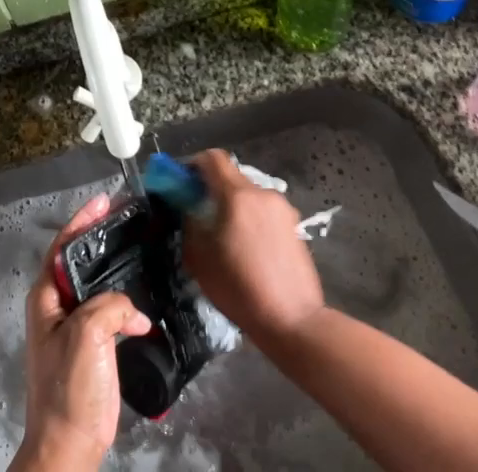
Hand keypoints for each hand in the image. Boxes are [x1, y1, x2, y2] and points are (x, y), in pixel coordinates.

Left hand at [14, 195, 151, 471]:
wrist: (70, 442)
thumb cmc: (70, 386)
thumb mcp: (87, 334)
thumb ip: (109, 306)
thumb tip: (131, 312)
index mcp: (46, 297)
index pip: (63, 246)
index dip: (83, 220)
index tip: (105, 200)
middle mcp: (57, 306)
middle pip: (81, 262)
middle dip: (102, 239)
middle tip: (130, 220)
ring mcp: (74, 327)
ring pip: (97, 287)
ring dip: (117, 272)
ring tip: (142, 252)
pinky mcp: (92, 347)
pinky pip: (110, 313)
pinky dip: (128, 305)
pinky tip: (146, 310)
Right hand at [182, 150, 325, 342]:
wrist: (293, 320)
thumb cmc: (239, 288)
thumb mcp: (199, 256)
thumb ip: (190, 221)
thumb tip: (188, 206)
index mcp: (238, 196)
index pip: (213, 158)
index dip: (193, 164)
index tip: (182, 183)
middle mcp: (263, 194)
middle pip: (231, 177)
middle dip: (212, 189)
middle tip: (199, 214)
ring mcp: (283, 209)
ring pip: (249, 195)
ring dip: (232, 206)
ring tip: (225, 236)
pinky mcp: (295, 226)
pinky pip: (264, 211)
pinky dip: (250, 219)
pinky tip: (247, 249)